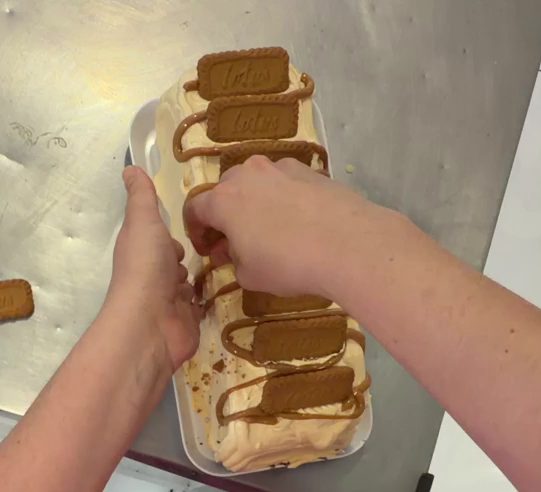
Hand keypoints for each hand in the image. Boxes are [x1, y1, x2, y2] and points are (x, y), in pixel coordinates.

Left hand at [103, 166, 200, 371]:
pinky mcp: (186, 323)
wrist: (151, 325)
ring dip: (198, 279)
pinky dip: (207, 300)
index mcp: (140, 254)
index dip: (169, 235)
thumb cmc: (145, 268)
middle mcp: (152, 279)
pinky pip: (199, 308)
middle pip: (173, 264)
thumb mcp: (143, 221)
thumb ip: (141, 197)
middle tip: (209, 247)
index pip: (157, 242)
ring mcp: (169, 304)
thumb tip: (130, 169)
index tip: (190, 227)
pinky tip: (221, 290)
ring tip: (219, 266)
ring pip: (187, 286)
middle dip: (186, 258)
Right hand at [183, 156, 407, 300]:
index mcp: (223, 200)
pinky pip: (282, 183)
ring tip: (265, 231)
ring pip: (254, 183)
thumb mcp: (248, 275)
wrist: (346, 244)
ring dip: (251, 205)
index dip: (195, 232)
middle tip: (234, 242)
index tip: (207, 250)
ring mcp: (279, 167)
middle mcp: (247, 174)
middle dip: (223, 216)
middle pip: (224, 191)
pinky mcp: (307, 170)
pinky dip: (278, 200)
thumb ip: (231, 260)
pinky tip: (294, 223)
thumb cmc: (286, 264)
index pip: (194, 209)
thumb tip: (230, 250)